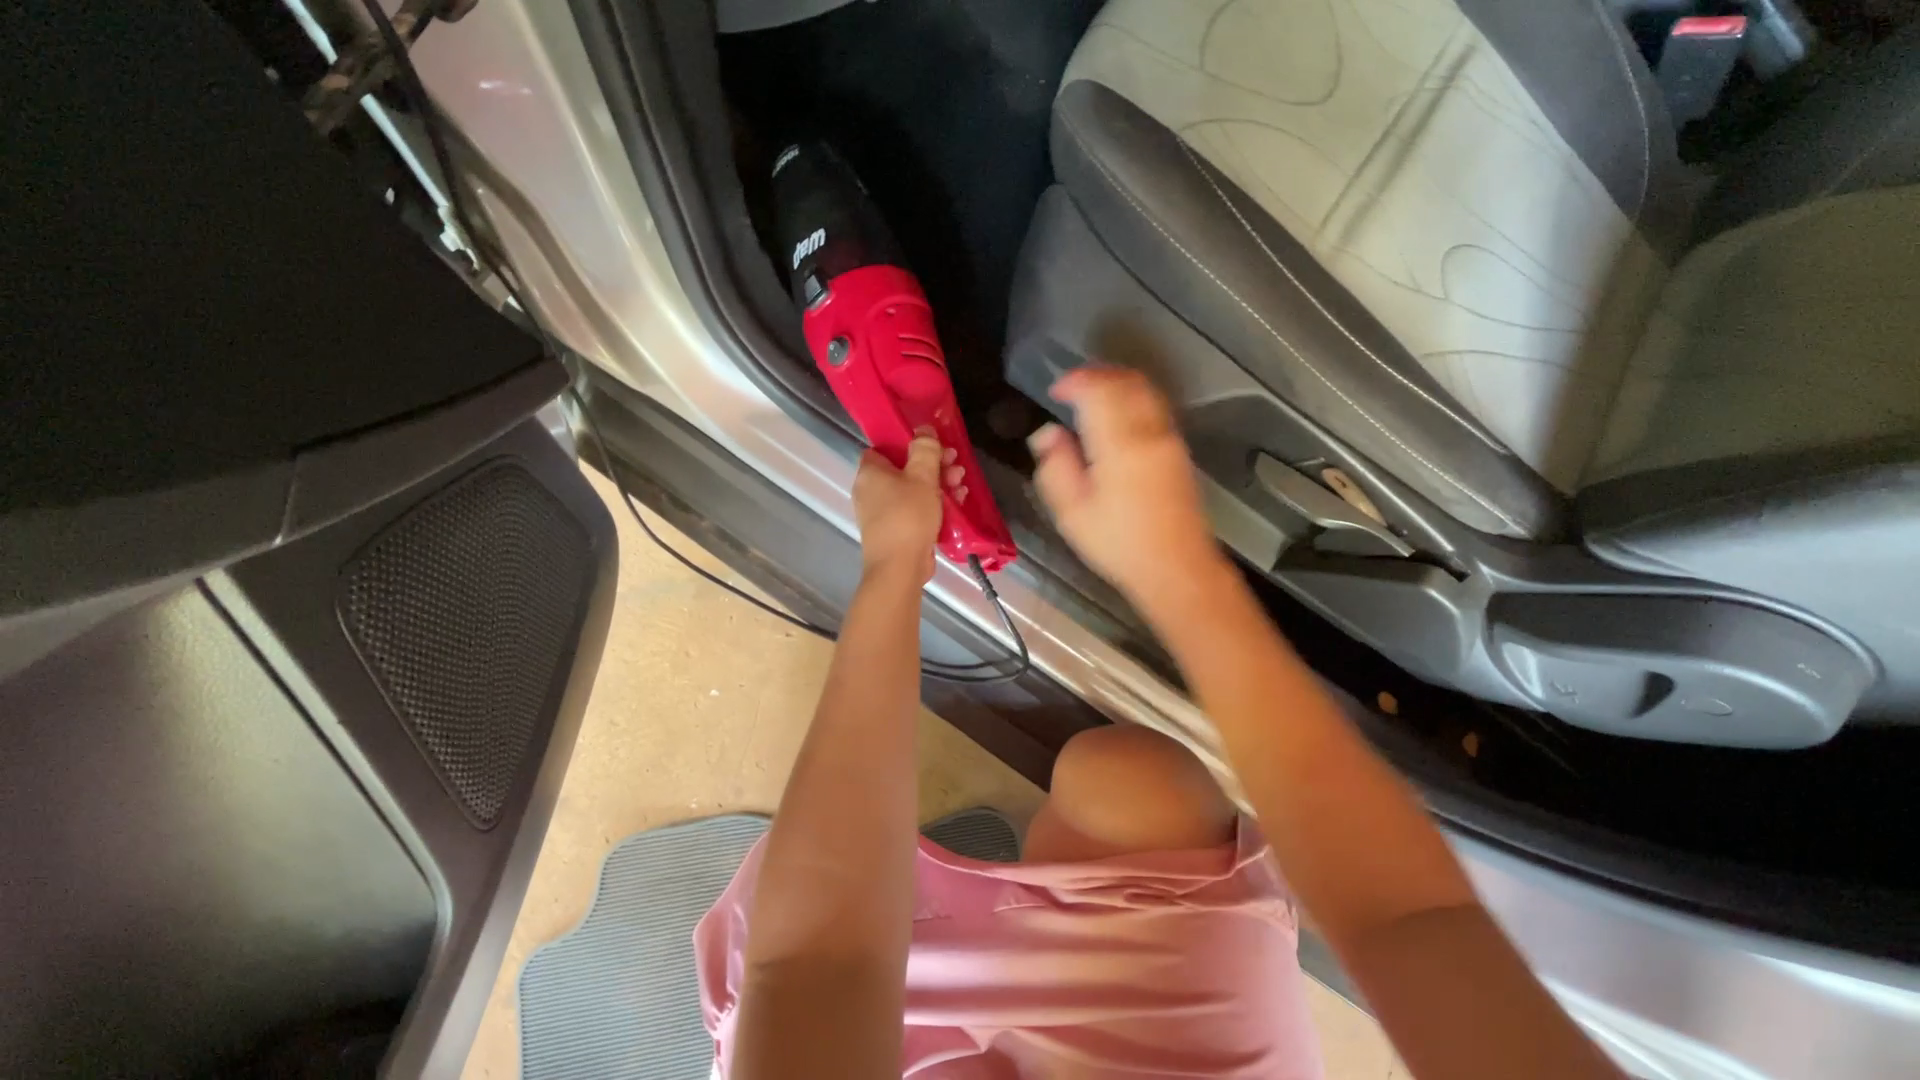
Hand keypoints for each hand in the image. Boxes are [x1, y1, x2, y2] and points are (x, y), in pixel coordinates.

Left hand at [853, 429, 944, 581]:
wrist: (899, 568)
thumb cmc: (908, 516)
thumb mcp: (921, 477)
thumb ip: (925, 450)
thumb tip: (924, 429)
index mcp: (870, 473)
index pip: (882, 448)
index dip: (906, 443)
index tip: (931, 444)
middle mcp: (870, 492)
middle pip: (903, 469)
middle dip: (932, 465)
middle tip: (955, 463)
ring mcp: (882, 514)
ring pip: (912, 490)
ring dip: (938, 485)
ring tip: (961, 484)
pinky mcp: (895, 532)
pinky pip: (915, 510)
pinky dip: (933, 505)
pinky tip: (956, 503)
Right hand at [1029, 367, 1225, 608]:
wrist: (1176, 566)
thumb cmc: (1118, 543)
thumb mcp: (1072, 512)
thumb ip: (1055, 466)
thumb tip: (1047, 434)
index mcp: (1119, 443)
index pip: (1099, 389)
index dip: (1075, 381)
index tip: (1057, 390)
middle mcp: (1148, 432)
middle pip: (1126, 381)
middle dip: (1098, 375)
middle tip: (1073, 387)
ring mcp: (1168, 439)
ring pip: (1145, 390)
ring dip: (1118, 383)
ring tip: (1093, 396)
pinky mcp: (1178, 450)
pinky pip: (1155, 407)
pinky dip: (1134, 398)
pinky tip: (1118, 417)